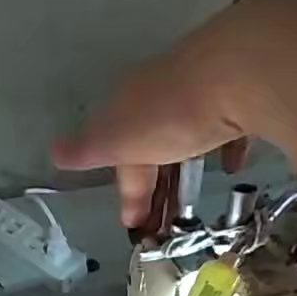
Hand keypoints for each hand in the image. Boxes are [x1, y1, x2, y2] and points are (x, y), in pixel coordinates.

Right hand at [51, 0, 296, 227]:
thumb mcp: (121, 138)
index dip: (127, 194)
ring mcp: (204, 91)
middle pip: (153, 150)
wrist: (243, 68)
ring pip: (187, 140)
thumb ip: (90, 148)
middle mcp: (163, 94)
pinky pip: (228, 128)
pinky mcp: (241, 93)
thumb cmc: (174, 112)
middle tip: (163, 227)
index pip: (121, 157)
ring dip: (184, 173)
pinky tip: (231, 167)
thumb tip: (53, 153)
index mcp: (131, 106)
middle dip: (155, 188)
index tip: (135, 227)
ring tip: (191, 209)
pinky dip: (224, 150)